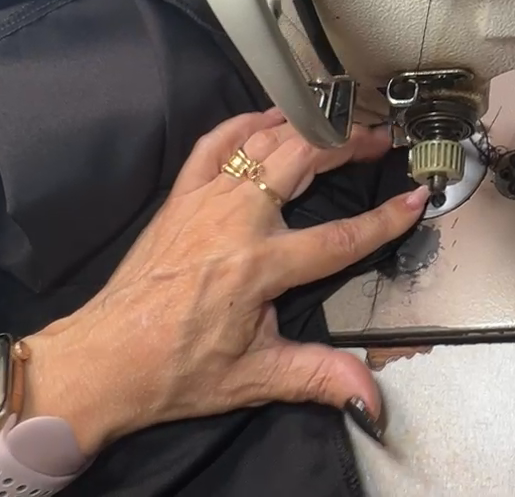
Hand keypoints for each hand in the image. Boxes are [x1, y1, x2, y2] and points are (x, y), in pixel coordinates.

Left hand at [19, 109, 425, 451]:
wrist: (100, 361)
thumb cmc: (176, 370)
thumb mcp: (254, 378)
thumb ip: (318, 376)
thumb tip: (369, 398)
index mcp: (260, 265)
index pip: (340, 236)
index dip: (384, 219)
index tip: (414, 199)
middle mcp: (236, 219)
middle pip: (305, 158)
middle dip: (349, 141)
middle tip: (377, 138)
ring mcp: (206, 198)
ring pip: (266, 142)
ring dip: (307, 126)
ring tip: (336, 122)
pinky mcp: (181, 194)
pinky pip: (216, 142)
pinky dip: (246, 123)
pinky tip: (269, 118)